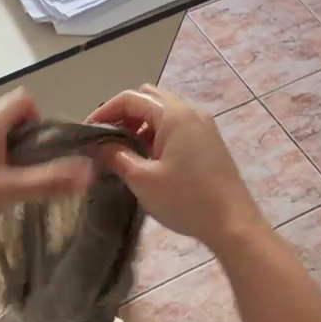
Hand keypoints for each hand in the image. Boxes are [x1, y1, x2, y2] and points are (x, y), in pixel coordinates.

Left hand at [0, 89, 94, 231]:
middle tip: (25, 172)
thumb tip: (90, 172)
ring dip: (3, 151)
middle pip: (8, 115)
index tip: (38, 149)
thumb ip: (51, 180)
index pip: (25, 99)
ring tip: (3, 183)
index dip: (39, 119)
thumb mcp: (11, 190)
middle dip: (23, 140)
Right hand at [89, 85, 263, 250]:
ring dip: (140, 124)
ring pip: (163, 112)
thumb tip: (95, 145)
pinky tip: (149, 158)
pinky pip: (177, 125)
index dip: (105, 111)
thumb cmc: (185, 200)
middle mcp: (191, 111)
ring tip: (124, 151)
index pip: (131, 98)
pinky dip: (157, 133)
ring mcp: (204, 125)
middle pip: (149, 98)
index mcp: (174, 115)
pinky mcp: (209, 141)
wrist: (232, 223)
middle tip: (106, 139)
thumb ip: (115, 155)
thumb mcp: (142, 179)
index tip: (88, 132)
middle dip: (123, 114)